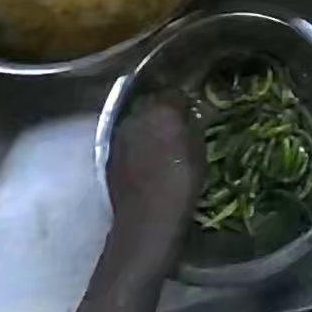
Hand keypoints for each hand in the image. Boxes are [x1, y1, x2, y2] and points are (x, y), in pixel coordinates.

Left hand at [107, 90, 205, 265]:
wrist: (147, 219)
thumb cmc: (181, 182)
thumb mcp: (200, 151)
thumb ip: (194, 125)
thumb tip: (191, 113)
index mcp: (164, 109)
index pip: (175, 93)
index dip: (184, 102)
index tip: (191, 112)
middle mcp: (138, 114)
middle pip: (152, 101)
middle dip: (163, 108)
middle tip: (176, 123)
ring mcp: (121, 133)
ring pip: (137, 118)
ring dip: (148, 123)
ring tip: (161, 139)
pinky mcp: (111, 151)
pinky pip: (128, 137)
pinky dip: (137, 140)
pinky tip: (147, 155)